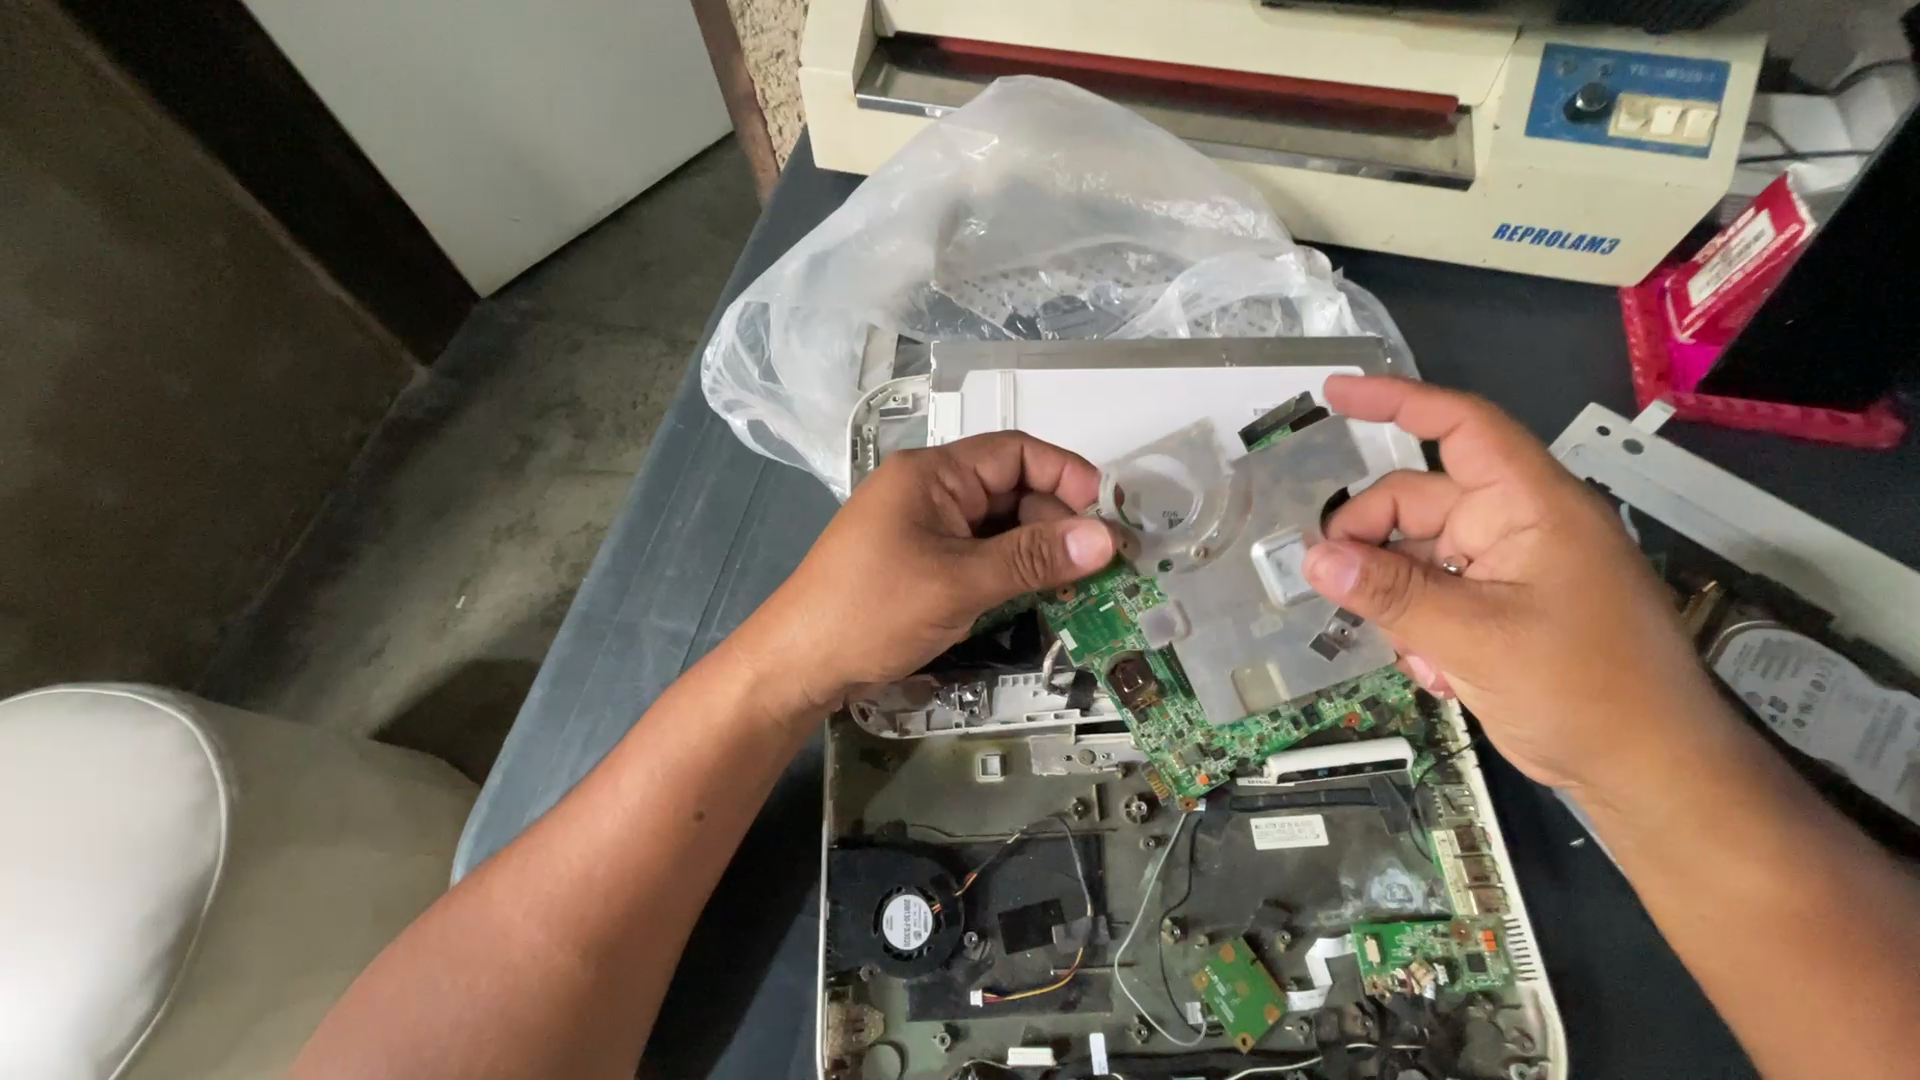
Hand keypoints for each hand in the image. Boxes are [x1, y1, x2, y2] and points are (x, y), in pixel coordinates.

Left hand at [735, 432, 1116, 711]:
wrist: (800, 664)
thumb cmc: (872, 611)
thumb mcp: (960, 583)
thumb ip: (1033, 558)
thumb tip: (1107, 538)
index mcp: (931, 474)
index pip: (1014, 453)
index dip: (1065, 476)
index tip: (1104, 515)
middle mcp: (930, 491)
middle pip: (1010, 491)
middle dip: (1055, 522)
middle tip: (1095, 565)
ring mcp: (925, 529)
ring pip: (998, 527)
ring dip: (1036, 551)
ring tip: (1077, 585)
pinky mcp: (924, 563)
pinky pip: (980, 555)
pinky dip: (1010, 571)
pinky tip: (1038, 594)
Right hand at [1301, 376, 1725, 791]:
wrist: (1650, 773)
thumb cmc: (1585, 690)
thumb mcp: (1473, 638)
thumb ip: (1388, 593)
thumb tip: (1313, 559)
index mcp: (1530, 506)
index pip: (1460, 426)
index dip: (1396, 402)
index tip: (1333, 395)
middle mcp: (1515, 525)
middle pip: (1413, 503)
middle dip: (1369, 542)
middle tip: (1335, 584)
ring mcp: (1505, 568)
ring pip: (1412, 556)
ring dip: (1393, 599)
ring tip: (1411, 651)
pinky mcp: (1496, 606)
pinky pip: (1428, 594)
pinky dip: (1414, 626)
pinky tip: (1432, 670)